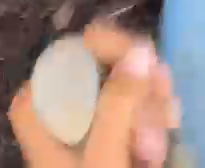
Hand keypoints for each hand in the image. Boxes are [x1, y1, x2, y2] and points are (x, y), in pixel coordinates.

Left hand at [10, 23, 180, 167]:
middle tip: (165, 122)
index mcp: (39, 102)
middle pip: (107, 63)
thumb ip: (119, 102)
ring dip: (151, 105)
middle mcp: (56, 102)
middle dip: (141, 88)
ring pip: (126, 82)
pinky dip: (152, 116)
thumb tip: (142, 50)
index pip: (79, 48)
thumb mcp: (104, 160)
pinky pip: (133, 105)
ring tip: (162, 145)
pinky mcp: (106, 134)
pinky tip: (165, 138)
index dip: (119, 52)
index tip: (152, 74)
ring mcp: (82, 118)